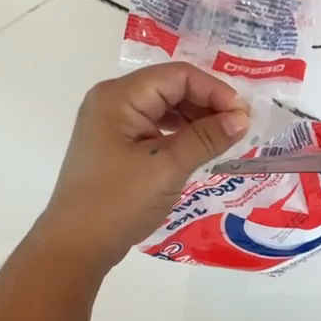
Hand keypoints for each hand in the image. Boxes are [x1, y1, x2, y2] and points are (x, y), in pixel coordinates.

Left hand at [40, 63, 249, 272]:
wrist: (77, 244)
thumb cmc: (119, 202)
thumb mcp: (168, 168)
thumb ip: (206, 138)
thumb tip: (242, 118)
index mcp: (119, 97)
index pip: (177, 76)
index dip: (214, 90)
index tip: (243, 116)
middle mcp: (113, 100)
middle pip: (171, 86)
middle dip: (207, 103)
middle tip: (239, 128)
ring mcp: (113, 121)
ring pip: (165, 105)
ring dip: (197, 118)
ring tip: (224, 139)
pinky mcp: (117, 142)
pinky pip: (156, 125)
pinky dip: (181, 132)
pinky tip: (201, 148)